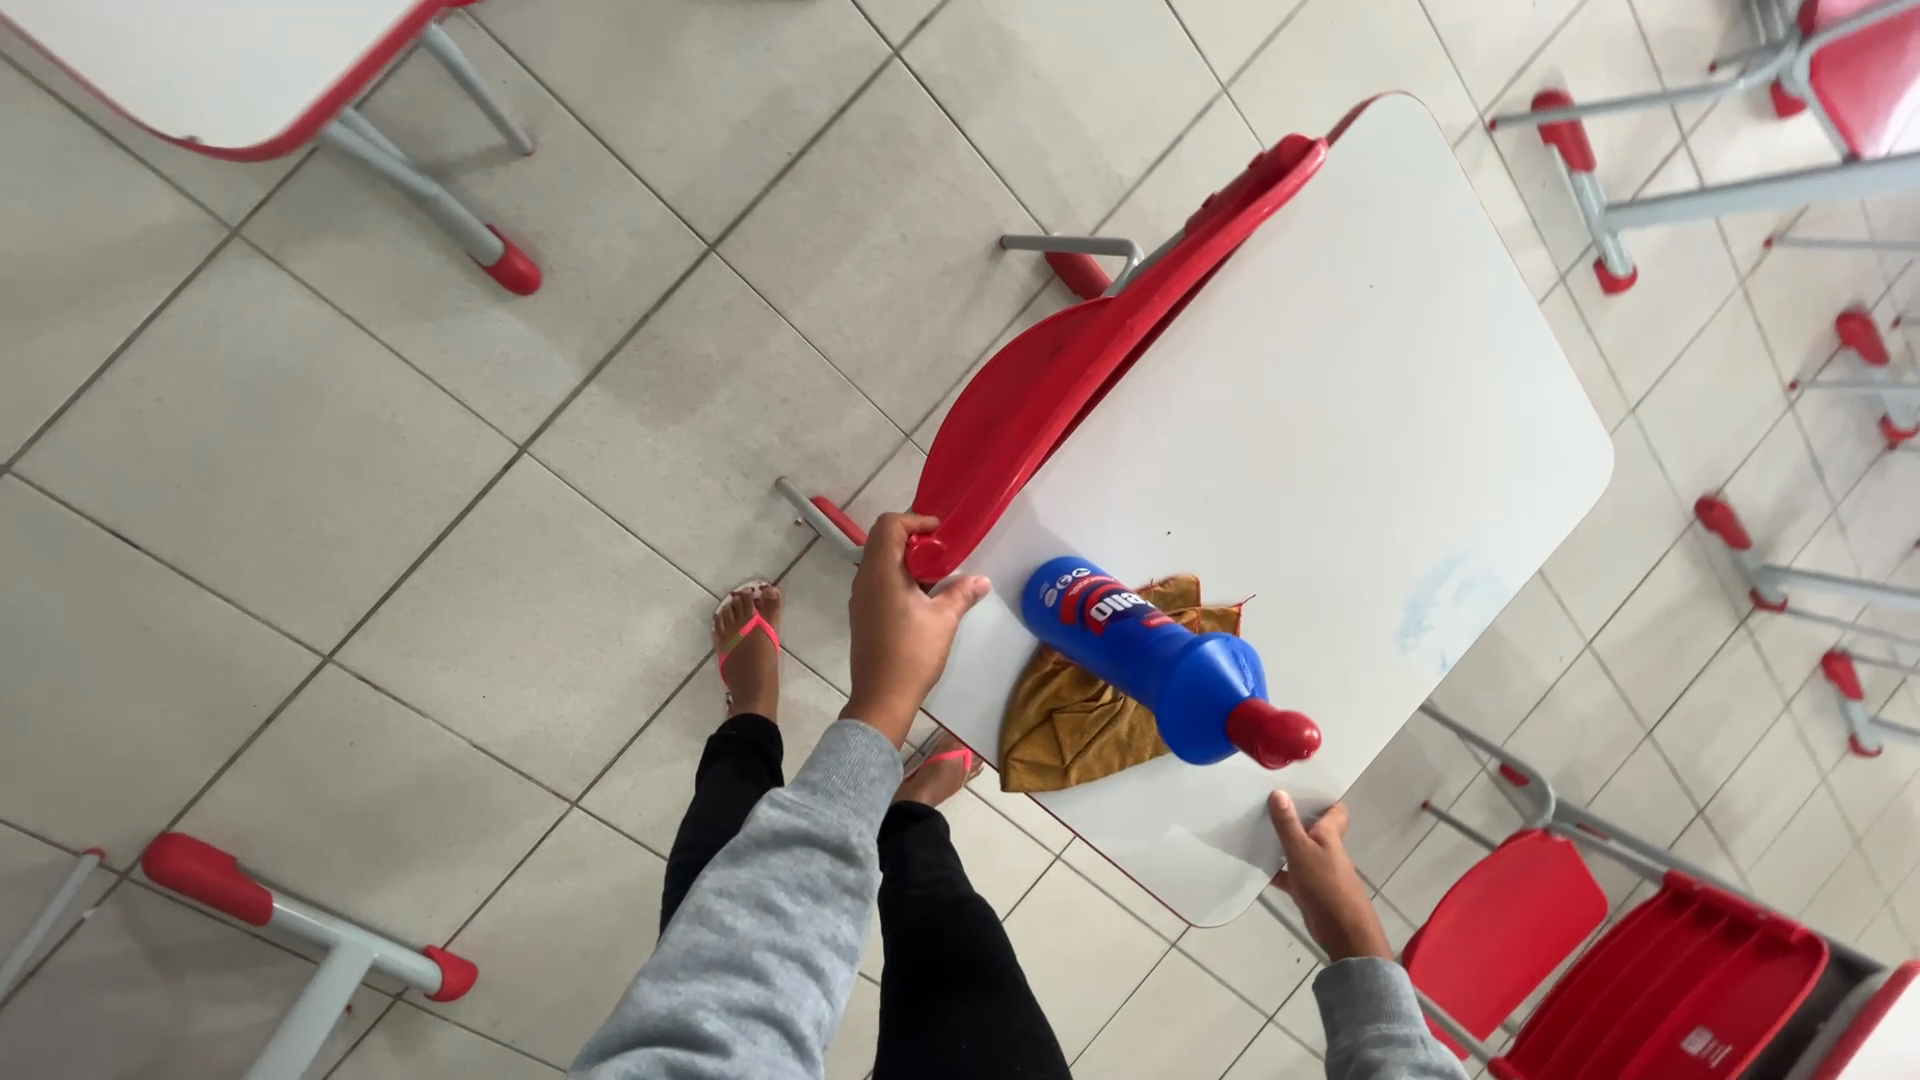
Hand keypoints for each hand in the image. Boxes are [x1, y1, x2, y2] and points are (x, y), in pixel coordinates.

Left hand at [841, 513, 990, 744]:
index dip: (915, 520)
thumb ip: (962, 593)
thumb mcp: (944, 619)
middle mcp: (864, 578)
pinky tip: (921, 596)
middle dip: (912, 537)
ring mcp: (860, 596)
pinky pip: (877, 580)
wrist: (881, 696)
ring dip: (906, 558)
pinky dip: (898, 576)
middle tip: (941, 551)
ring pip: (879, 560)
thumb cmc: (912, 653)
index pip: (890, 525)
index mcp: (881, 571)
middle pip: (882, 539)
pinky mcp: (862, 612)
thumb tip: (982, 581)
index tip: (940, 533)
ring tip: (935, 573)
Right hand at [1268, 792, 1392, 963]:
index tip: (1300, 789)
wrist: (1343, 933)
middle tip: (1265, 802)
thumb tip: (1279, 792)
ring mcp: (1317, 870)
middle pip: (1311, 828)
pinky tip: (1255, 864)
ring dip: (1280, 842)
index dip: (1323, 800)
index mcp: (1330, 836)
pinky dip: (1275, 869)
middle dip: (1292, 816)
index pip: (1336, 811)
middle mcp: (1326, 849)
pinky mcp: (1308, 889)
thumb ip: (1287, 824)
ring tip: (1253, 828)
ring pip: (1297, 850)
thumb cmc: (1325, 885)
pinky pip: (1288, 873)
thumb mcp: (1301, 850)